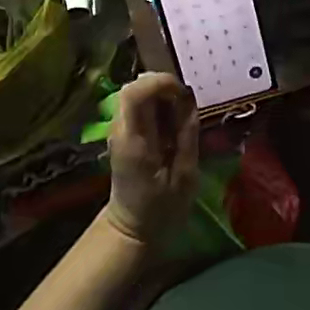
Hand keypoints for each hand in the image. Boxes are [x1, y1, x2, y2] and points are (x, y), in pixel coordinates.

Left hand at [103, 73, 198, 244]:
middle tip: (186, 106)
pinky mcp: (124, 133)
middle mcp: (121, 130)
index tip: (184, 94)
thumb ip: (187, 136)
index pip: (135, 93)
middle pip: (134, 87)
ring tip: (181, 118)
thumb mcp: (185, 177)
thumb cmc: (161, 209)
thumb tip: (190, 102)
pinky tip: (171, 126)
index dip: (160, 82)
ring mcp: (119, 130)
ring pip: (136, 94)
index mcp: (135, 141)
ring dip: (161, 96)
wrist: (132, 228)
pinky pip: (138, 107)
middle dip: (163, 87)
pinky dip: (157, 107)